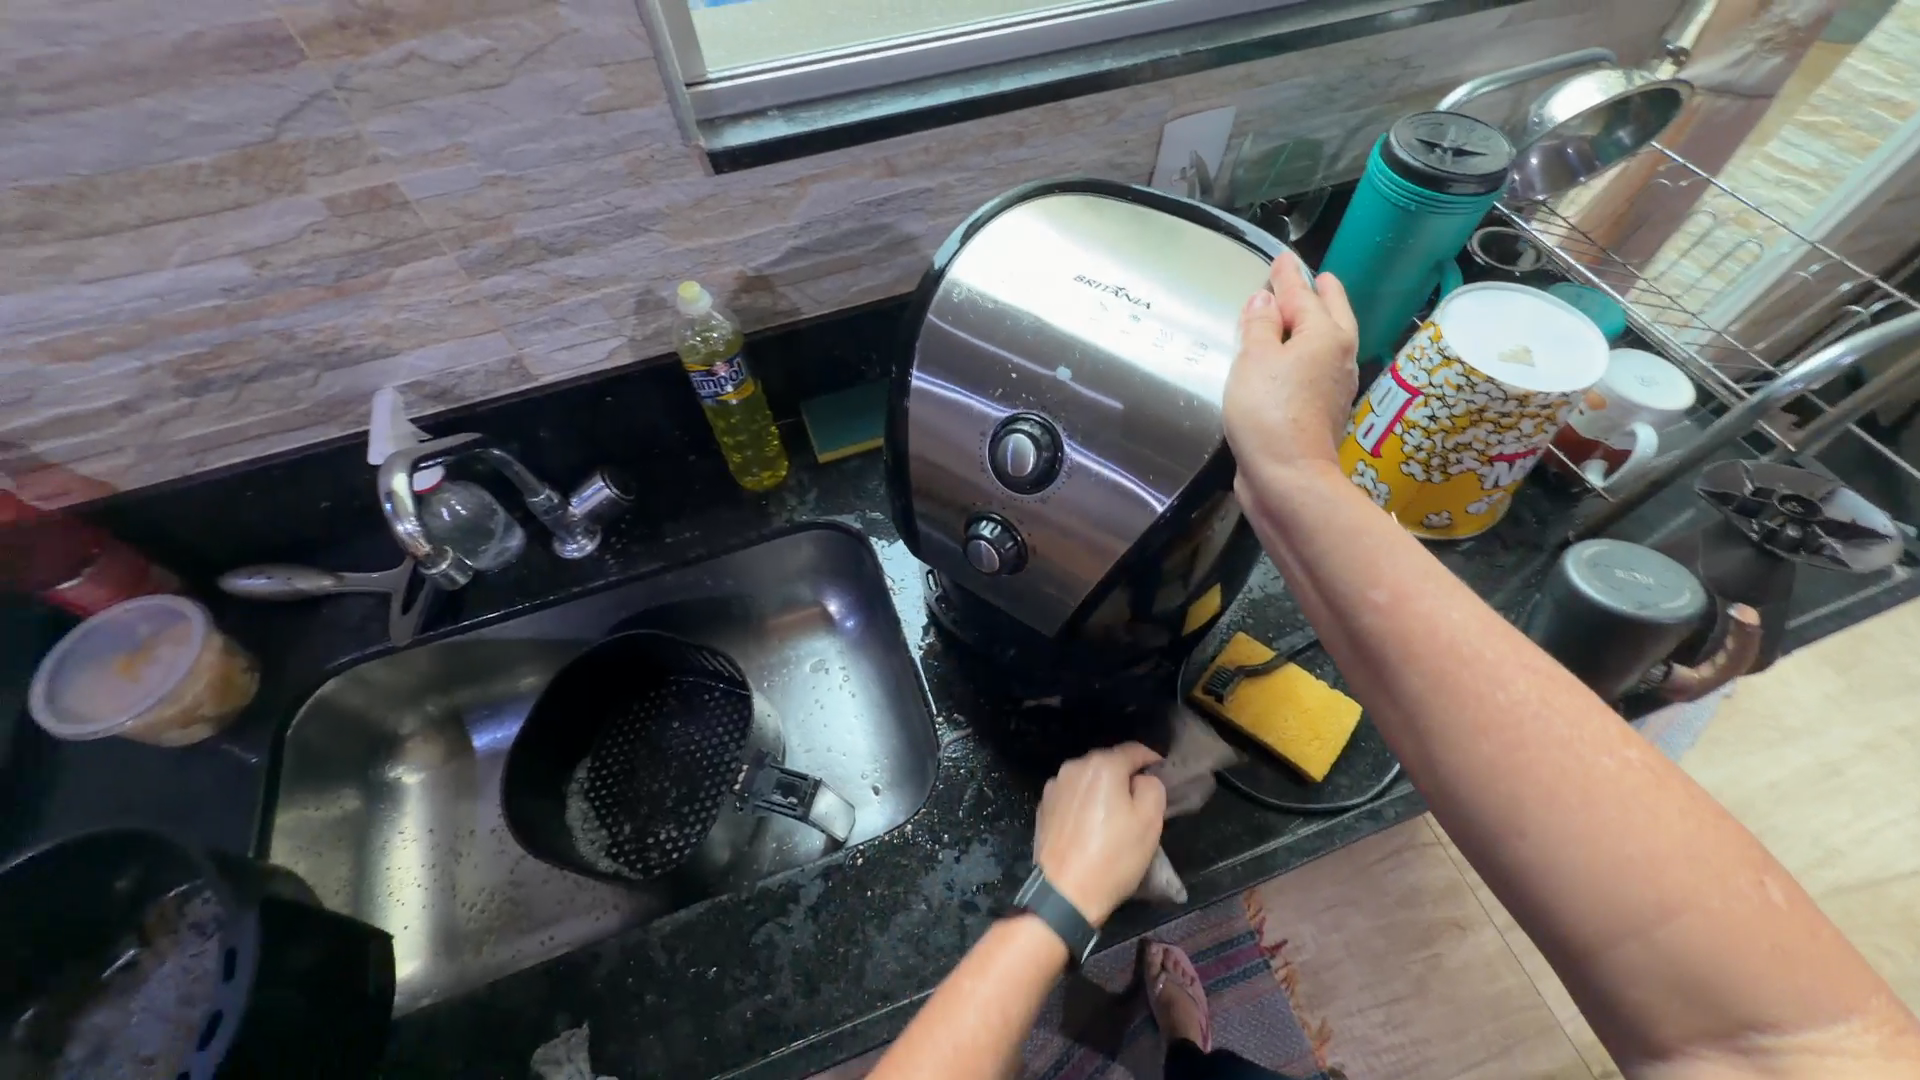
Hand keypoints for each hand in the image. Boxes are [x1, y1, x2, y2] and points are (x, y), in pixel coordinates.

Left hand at [1033, 743, 1166, 926]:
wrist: (1066, 892)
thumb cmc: (1113, 856)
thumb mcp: (1150, 821)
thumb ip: (1152, 788)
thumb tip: (1142, 779)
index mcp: (1102, 766)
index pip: (1133, 750)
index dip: (1151, 759)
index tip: (1162, 771)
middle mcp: (1074, 767)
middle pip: (1108, 763)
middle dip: (1125, 775)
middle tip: (1141, 799)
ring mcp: (1054, 786)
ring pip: (1088, 779)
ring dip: (1103, 789)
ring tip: (1115, 814)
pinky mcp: (1044, 807)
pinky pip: (1072, 796)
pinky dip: (1084, 803)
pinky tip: (1091, 826)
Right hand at [1222, 253, 1360, 475]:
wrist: (1287, 475)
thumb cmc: (1268, 412)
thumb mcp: (1253, 360)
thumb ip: (1259, 326)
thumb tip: (1265, 300)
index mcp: (1325, 335)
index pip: (1302, 295)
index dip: (1288, 277)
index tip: (1283, 259)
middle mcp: (1339, 356)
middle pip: (1331, 315)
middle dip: (1320, 294)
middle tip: (1314, 278)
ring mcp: (1336, 386)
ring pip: (1330, 341)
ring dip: (1319, 323)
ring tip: (1307, 313)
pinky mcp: (1324, 411)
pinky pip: (1319, 368)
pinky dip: (1309, 354)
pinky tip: (1297, 359)